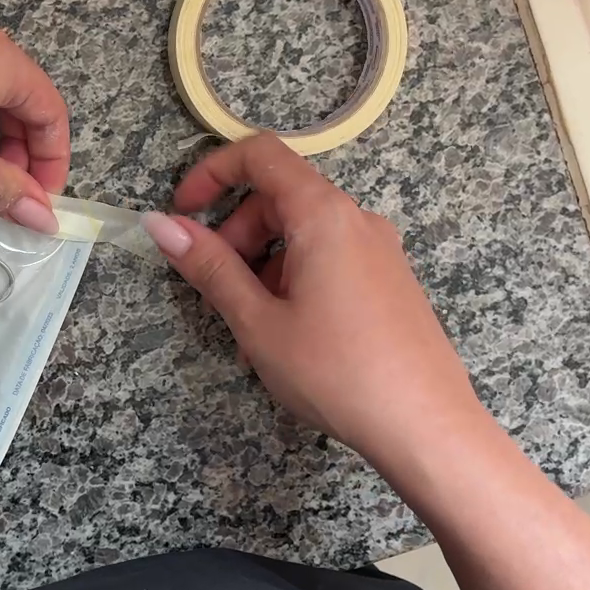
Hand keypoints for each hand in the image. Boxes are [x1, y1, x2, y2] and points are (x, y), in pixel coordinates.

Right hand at [139, 134, 487, 466]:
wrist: (431, 433)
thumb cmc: (336, 371)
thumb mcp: (257, 319)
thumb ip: (207, 265)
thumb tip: (158, 223)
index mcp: (324, 216)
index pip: (260, 155)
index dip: (211, 172)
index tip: (182, 213)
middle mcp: (356, 220)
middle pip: (278, 196)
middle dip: (233, 230)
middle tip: (214, 284)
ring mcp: (378, 250)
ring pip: (300, 229)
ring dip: (259, 258)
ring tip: (248, 320)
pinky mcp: (388, 279)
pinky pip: (325, 254)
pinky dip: (289, 273)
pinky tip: (284, 329)